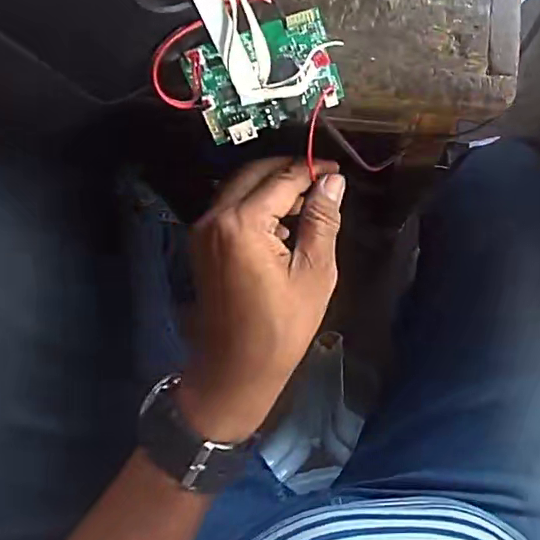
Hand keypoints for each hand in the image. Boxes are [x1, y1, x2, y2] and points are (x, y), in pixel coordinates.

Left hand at [179, 158, 343, 440]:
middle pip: (255, 173)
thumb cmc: (281, 327)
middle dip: (290, 171)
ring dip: (273, 186)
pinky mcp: (203, 245)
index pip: (282, 179)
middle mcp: (215, 219)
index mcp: (243, 224)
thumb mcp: (314, 272)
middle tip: (323, 181)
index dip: (312, 170)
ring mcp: (204, 231)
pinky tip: (284, 224)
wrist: (235, 369)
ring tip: (309, 204)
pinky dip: (258, 204)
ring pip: (240, 188)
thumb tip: (332, 183)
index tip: (337, 172)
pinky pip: (231, 208)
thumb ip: (322, 220)